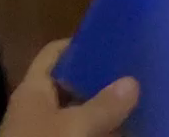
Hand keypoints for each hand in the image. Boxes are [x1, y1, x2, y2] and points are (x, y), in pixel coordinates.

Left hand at [0, 40, 139, 136]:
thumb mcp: (74, 129)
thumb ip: (103, 106)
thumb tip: (133, 82)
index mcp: (32, 90)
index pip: (55, 53)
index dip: (80, 44)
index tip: (112, 41)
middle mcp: (36, 109)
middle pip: (70, 85)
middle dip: (99, 81)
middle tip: (131, 73)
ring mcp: (43, 135)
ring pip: (77, 115)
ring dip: (101, 113)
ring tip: (135, 103)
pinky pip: (78, 136)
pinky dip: (97, 134)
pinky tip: (123, 133)